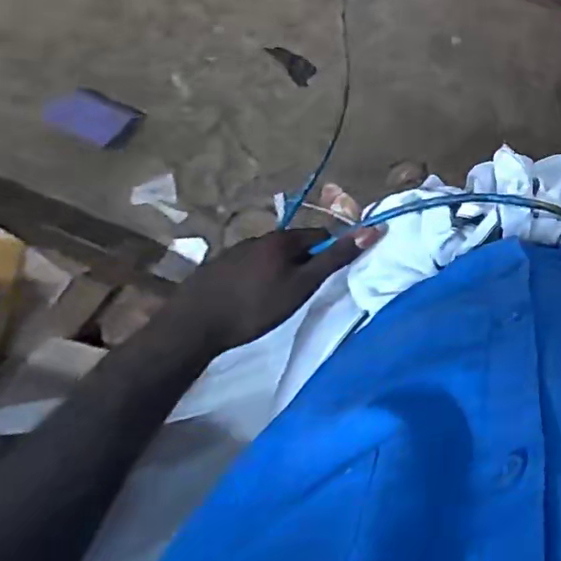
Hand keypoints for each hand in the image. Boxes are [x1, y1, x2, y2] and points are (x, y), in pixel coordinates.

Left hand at [152, 227, 377, 354]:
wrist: (187, 331)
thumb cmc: (254, 307)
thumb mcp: (303, 285)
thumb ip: (337, 257)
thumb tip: (373, 229)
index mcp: (281, 239)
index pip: (320, 235)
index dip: (329, 252)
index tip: (326, 275)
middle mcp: (256, 239)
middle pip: (293, 245)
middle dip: (303, 261)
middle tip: (303, 289)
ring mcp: (230, 254)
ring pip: (268, 257)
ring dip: (278, 270)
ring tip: (275, 296)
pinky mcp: (210, 271)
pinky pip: (244, 268)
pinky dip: (253, 278)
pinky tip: (247, 299)